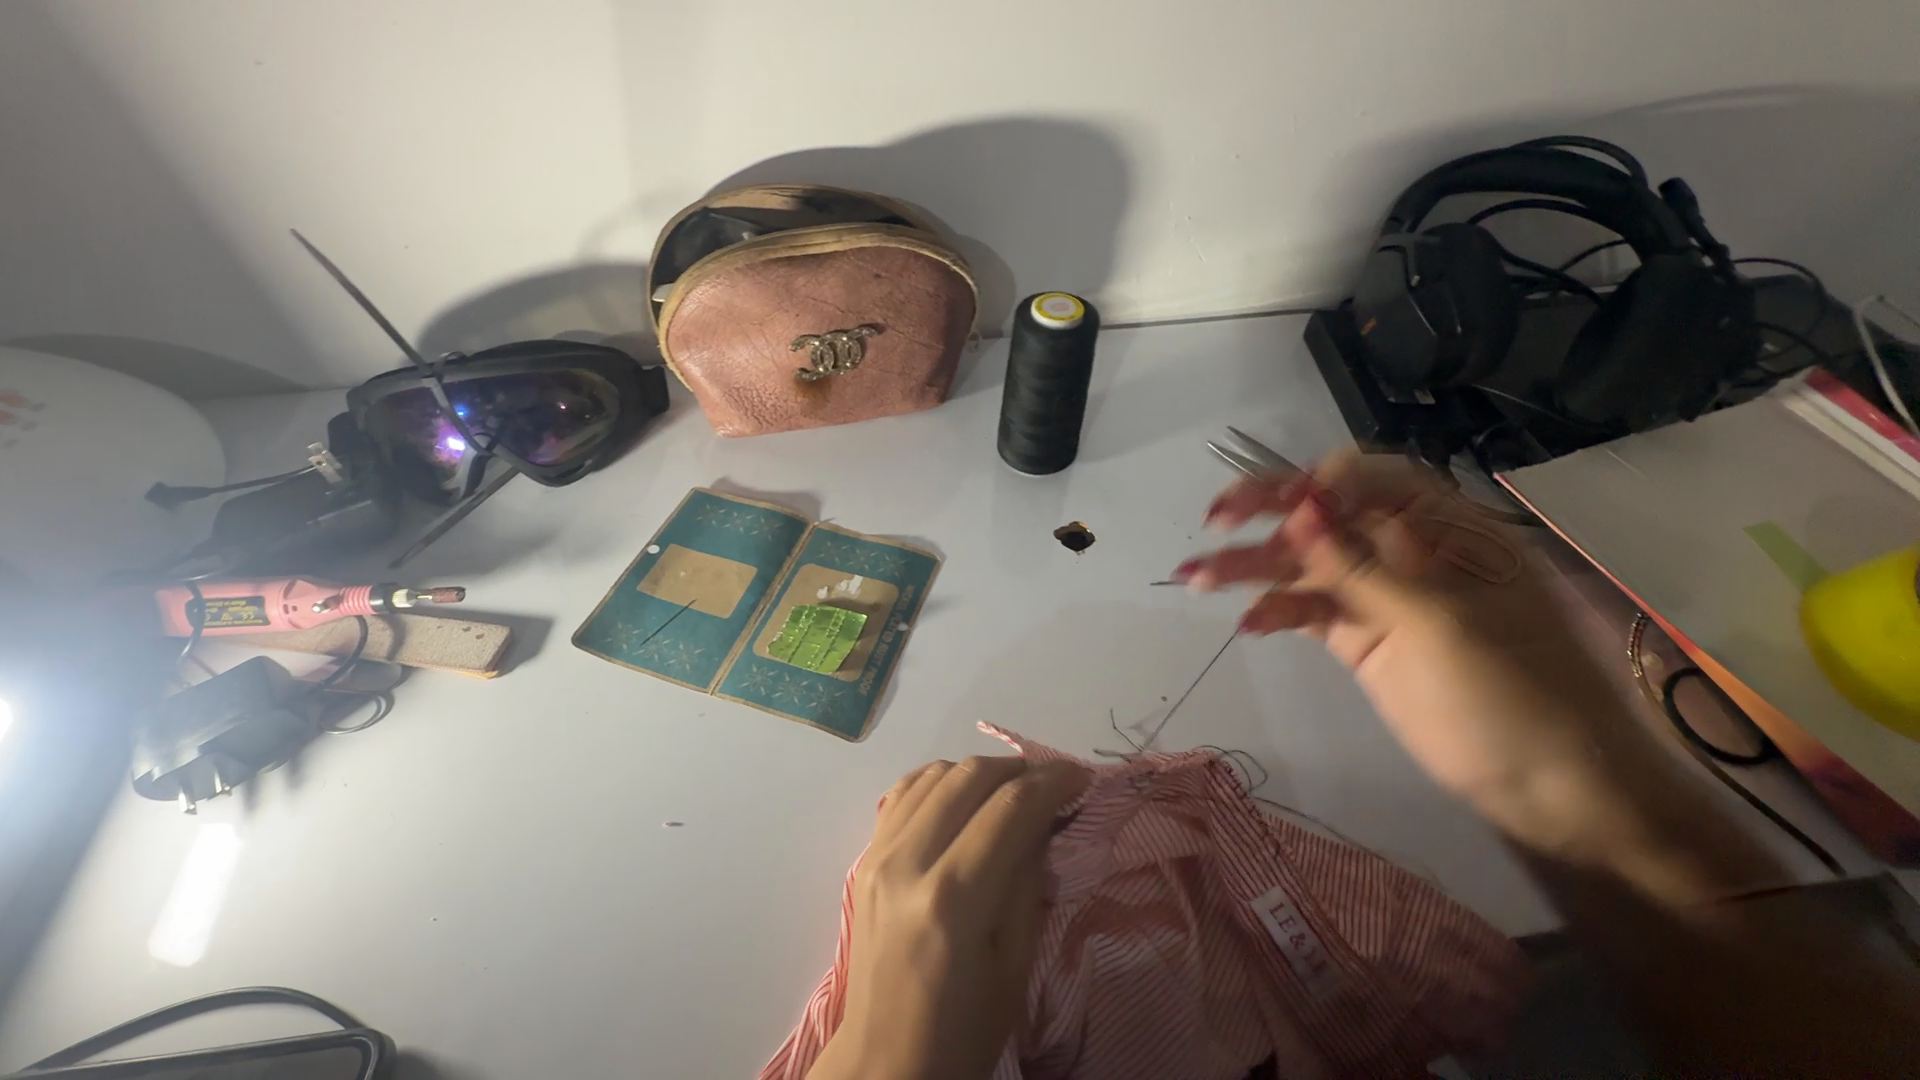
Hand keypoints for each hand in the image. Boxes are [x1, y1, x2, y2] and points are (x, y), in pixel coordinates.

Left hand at [807, 756, 1087, 1079]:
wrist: (885, 1060)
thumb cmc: (964, 1027)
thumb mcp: (1016, 963)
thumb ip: (1028, 880)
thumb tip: (1044, 819)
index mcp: (952, 900)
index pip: (1010, 809)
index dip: (1053, 782)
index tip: (1081, 777)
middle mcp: (907, 862)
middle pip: (970, 777)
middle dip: (1020, 769)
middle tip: (1052, 782)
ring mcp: (877, 854)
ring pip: (935, 773)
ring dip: (982, 770)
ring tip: (1013, 789)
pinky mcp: (864, 856)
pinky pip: (904, 791)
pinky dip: (940, 779)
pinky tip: (964, 794)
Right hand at [1173, 451, 1658, 849]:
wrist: (1548, 789)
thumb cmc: (1512, 694)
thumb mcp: (1436, 623)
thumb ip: (1360, 567)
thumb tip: (1299, 510)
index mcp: (1450, 528)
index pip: (1376, 479)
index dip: (1322, 483)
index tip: (1280, 507)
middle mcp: (1409, 551)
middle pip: (1329, 515)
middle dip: (1269, 513)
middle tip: (1214, 518)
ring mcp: (1381, 596)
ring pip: (1306, 564)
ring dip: (1252, 566)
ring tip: (1194, 577)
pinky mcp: (1360, 638)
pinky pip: (1307, 609)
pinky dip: (1275, 611)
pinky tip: (1247, 624)